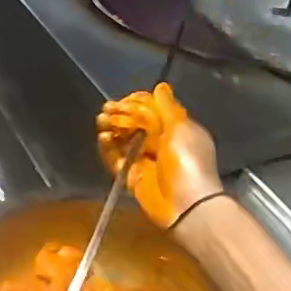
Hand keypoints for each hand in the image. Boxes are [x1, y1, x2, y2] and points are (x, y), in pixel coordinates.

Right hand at [95, 82, 221, 226]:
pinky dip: (107, 147)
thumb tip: (160, 86)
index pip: (151, 109)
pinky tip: (103, 138)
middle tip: (107, 110)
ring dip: (111, 127)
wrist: (187, 205)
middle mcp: (159, 141)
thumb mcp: (180, 128)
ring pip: (122, 138)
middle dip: (120, 113)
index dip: (137, 103)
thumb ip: (166, 106)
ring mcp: (144, 159)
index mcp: (174, 129)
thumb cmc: (188, 161)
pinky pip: (115, 158)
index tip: (125, 100)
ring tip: (102, 121)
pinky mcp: (131, 175)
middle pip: (134, 122)